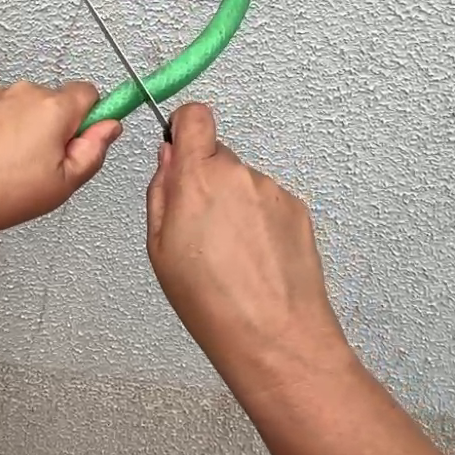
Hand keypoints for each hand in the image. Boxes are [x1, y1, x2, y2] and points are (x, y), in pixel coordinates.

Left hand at [0, 80, 122, 246]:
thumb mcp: (64, 183)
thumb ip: (94, 150)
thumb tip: (109, 127)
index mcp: (53, 107)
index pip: (90, 93)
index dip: (91, 118)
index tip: (85, 138)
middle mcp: (24, 92)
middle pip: (56, 102)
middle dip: (56, 128)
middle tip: (45, 165)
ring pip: (25, 108)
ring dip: (25, 130)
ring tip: (11, 169)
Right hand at [146, 103, 348, 385]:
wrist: (276, 338)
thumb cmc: (212, 302)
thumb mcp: (158, 247)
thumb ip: (161, 191)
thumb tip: (169, 159)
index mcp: (198, 178)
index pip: (195, 116)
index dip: (185, 127)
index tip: (181, 147)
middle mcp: (237, 174)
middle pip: (216, 154)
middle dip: (205, 178)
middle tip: (200, 225)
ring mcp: (271, 190)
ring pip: (241, 180)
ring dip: (234, 202)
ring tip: (231, 252)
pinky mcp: (296, 208)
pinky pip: (267, 200)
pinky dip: (258, 220)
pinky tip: (255, 257)